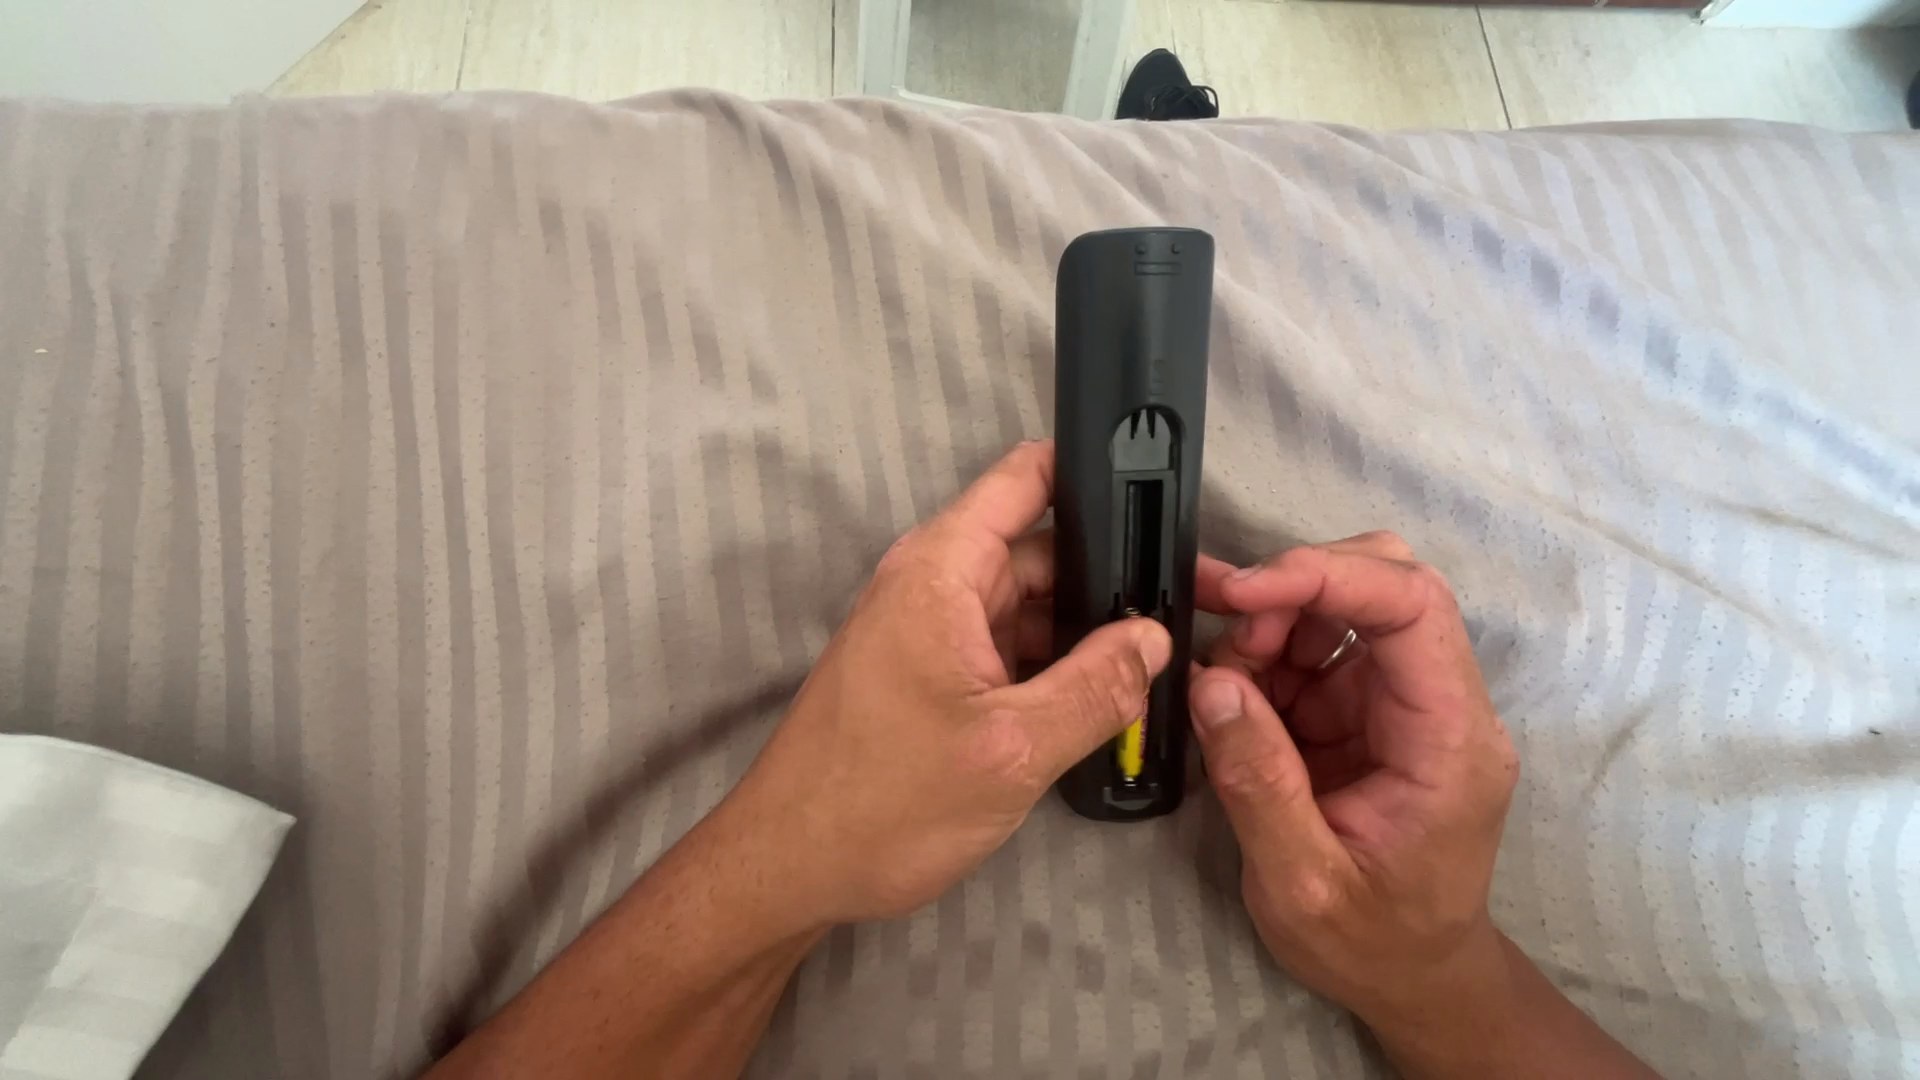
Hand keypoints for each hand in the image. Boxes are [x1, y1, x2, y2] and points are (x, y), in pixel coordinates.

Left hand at [716, 440, 1171, 926]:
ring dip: (1083, 630)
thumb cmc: (887, 801)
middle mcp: (937, 582)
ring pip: (1030, 604)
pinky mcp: (935, 670)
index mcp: (943, 568)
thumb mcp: (1012, 748)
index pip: (1026, 477)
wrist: (791, 864)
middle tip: (1189, 609)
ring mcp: (934, 627)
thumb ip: (1096, 687)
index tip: (1163, 493)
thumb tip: (1154, 639)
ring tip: (1154, 661)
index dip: (1094, 470)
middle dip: (1108, 576)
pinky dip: (1052, 665)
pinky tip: (1100, 696)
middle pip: (1041, 549)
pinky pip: (1008, 646)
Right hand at [1188, 532, 1519, 1029]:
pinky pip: (1301, 648)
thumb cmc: (1370, 941)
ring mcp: (1390, 699)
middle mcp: (1431, 701)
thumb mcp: (1301, 883)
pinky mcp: (1352, 707)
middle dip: (1288, 590)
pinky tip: (1222, 692)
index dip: (1324, 575)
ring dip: (1260, 625)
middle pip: (1378, 583)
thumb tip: (1211, 682)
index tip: (1239, 594)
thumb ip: (1257, 783)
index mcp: (1448, 738)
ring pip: (1330, 607)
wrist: (1407, 976)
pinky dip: (1252, 654)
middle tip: (1222, 634)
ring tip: (1213, 682)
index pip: (1411, 606)